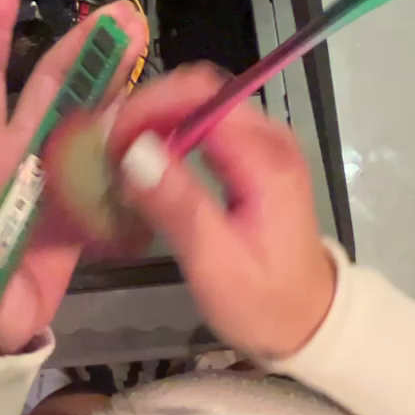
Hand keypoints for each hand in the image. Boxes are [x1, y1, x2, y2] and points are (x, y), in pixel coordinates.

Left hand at [0, 0, 147, 353]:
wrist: (8, 323)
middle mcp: (20, 151)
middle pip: (50, 84)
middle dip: (82, 46)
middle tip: (123, 17)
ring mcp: (55, 167)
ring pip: (84, 106)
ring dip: (111, 70)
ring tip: (143, 36)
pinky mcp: (83, 188)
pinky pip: (106, 144)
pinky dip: (126, 118)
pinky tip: (155, 97)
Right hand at [106, 65, 336, 358]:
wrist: (308, 322)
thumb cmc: (262, 301)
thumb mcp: (215, 263)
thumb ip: (178, 205)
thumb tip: (133, 151)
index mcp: (266, 158)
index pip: (201, 97)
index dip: (148, 106)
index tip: (109, 138)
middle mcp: (270, 138)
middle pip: (200, 92)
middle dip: (147, 109)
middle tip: (106, 145)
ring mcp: (264, 144)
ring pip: (199, 105)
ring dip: (156, 120)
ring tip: (118, 154)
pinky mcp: (254, 157)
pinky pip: (206, 126)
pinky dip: (171, 135)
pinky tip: (146, 162)